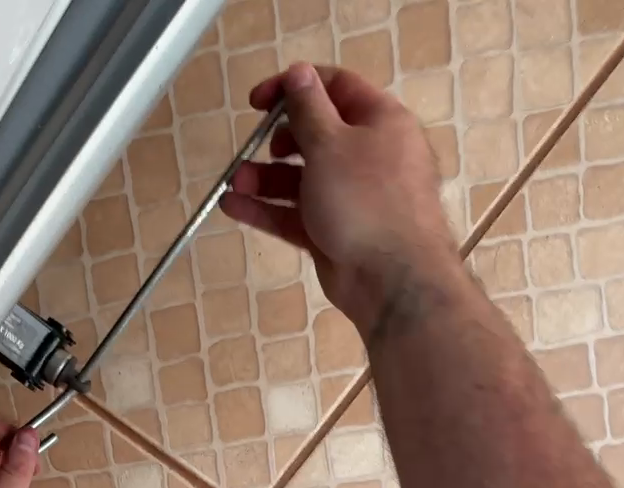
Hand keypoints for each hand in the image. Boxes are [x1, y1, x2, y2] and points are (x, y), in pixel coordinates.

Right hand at [221, 63, 462, 334]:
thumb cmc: (366, 200)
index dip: (294, 88)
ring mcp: (348, 198)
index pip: (333, 89)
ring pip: (299, 180)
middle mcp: (366, 156)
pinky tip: (233, 207)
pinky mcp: (331, 233)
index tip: (257, 101)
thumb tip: (297, 74)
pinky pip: (294, 215)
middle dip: (275, 142)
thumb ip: (308, 110)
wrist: (391, 278)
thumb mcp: (331, 145)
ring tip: (233, 184)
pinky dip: (266, 210)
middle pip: (314, 137)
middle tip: (253, 148)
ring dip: (263, 180)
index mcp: (378, 121)